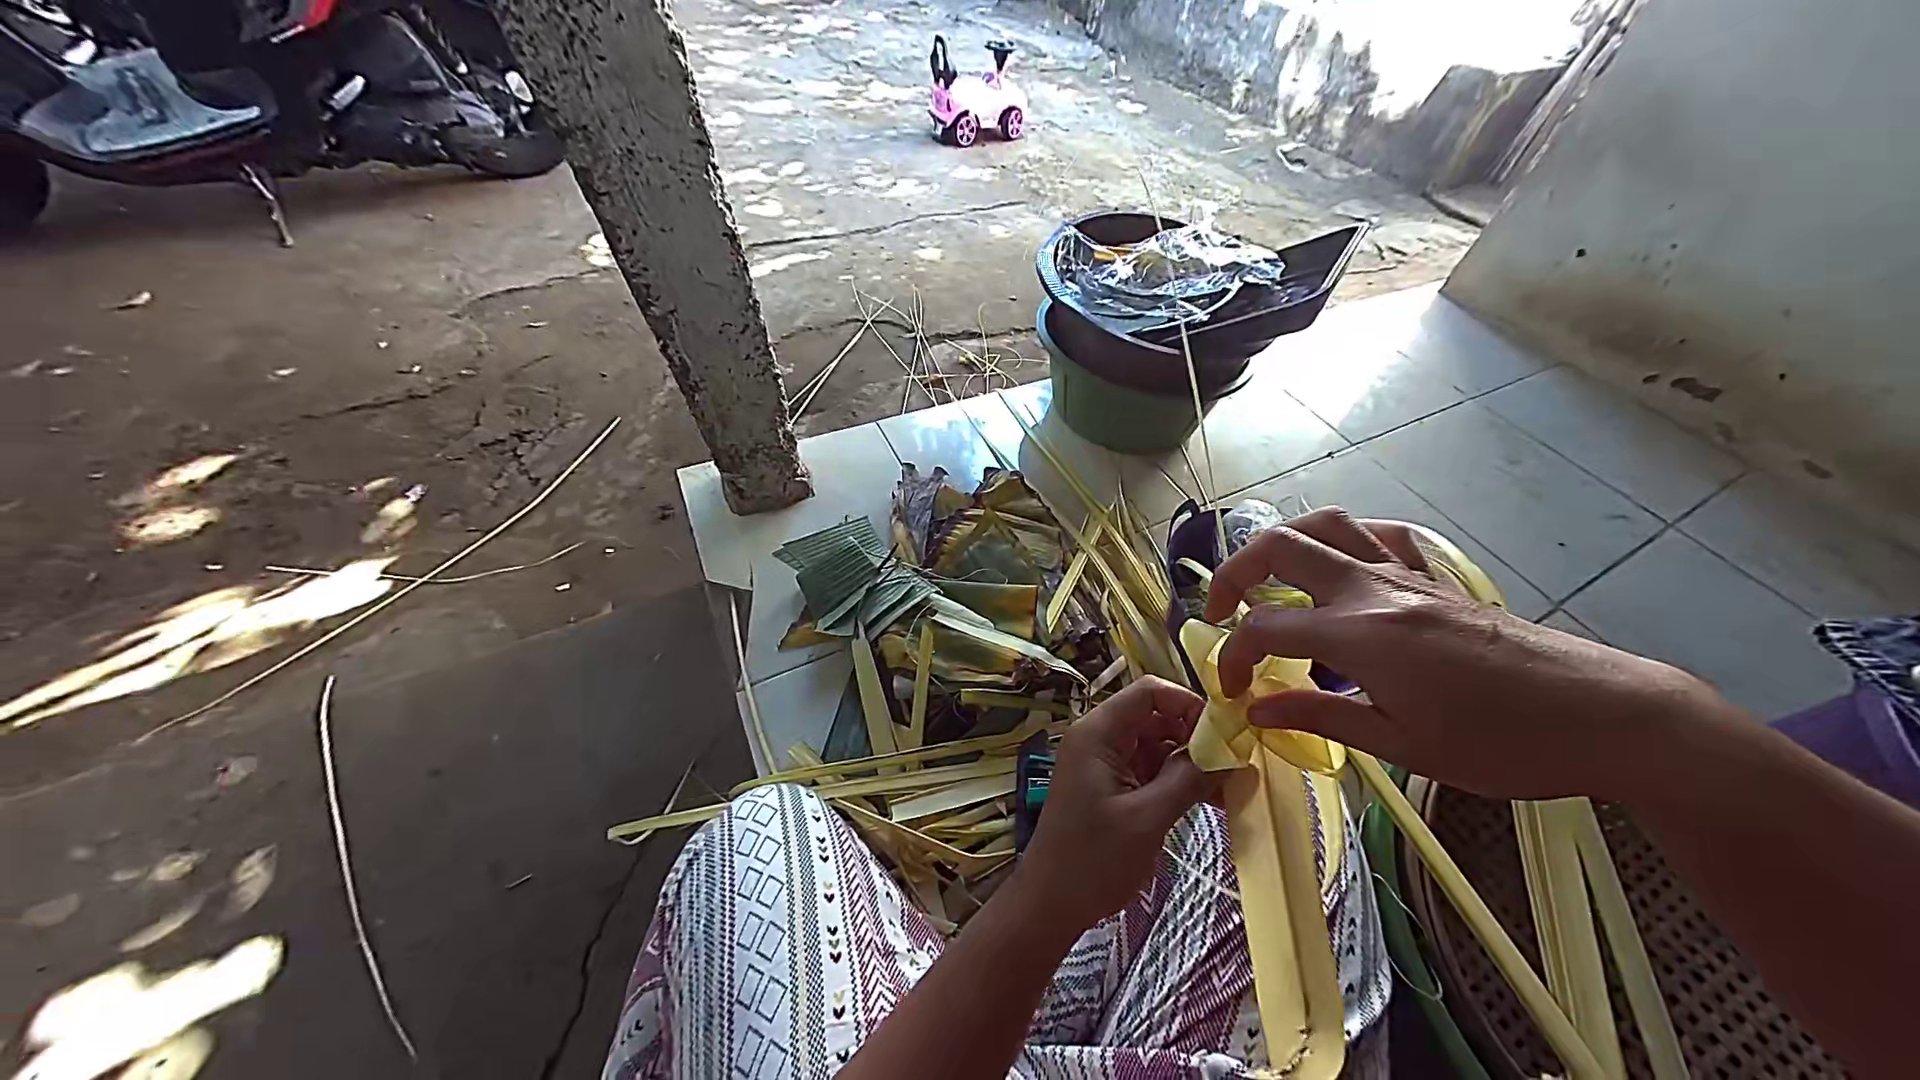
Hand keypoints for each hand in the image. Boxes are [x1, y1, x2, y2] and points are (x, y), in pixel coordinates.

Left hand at [1008, 676, 1216, 933]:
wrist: (1052, 902)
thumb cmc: (1092, 859)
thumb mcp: (1146, 818)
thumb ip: (1187, 779)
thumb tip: (1229, 753)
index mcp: (1098, 732)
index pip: (1148, 693)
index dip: (1188, 704)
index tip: (1226, 732)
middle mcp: (1100, 738)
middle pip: (1156, 717)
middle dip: (1196, 737)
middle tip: (1237, 765)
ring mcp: (1106, 762)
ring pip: (1158, 744)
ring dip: (1192, 762)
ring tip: (1231, 788)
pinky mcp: (1114, 785)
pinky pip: (1152, 769)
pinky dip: (1179, 780)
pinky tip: (1213, 801)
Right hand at [1201, 508, 1742, 801]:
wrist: (1609, 716)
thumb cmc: (1504, 744)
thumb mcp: (1402, 746)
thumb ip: (1319, 717)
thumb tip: (1256, 709)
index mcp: (1358, 635)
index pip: (1264, 629)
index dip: (1232, 657)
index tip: (1230, 690)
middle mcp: (1371, 590)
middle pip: (1279, 549)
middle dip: (1233, 574)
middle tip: (1221, 611)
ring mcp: (1405, 576)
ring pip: (1326, 525)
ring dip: (1282, 542)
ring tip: (1266, 576)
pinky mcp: (1434, 578)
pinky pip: (1377, 536)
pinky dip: (1343, 541)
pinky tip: (1338, 568)